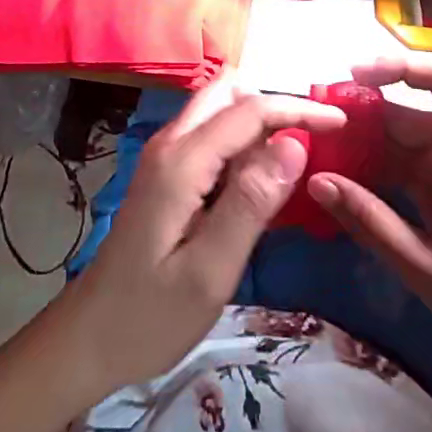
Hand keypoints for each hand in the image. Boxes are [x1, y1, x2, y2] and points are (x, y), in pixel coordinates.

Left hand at [53, 80, 345, 394]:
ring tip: (300, 154)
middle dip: (276, 103)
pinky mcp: (166, 177)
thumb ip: (252, 203)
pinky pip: (211, 138)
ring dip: (260, 120)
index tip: (342, 126)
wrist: (89, 337)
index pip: (249, 110)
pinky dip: (243, 143)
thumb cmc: (150, 315)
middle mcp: (170, 146)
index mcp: (182, 162)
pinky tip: (264, 178)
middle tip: (319, 135)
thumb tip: (294, 143)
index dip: (297, 109)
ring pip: (218, 112)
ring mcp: (164, 159)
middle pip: (227, 94)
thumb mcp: (210, 270)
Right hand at [307, 58, 431, 353]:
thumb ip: (371, 222)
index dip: (403, 69)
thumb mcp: (426, 268)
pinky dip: (377, 168)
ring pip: (406, 140)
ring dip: (365, 142)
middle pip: (414, 114)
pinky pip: (408, 166)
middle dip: (364, 113)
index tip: (355, 75)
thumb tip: (316, 180)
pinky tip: (342, 176)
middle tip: (313, 123)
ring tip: (318, 148)